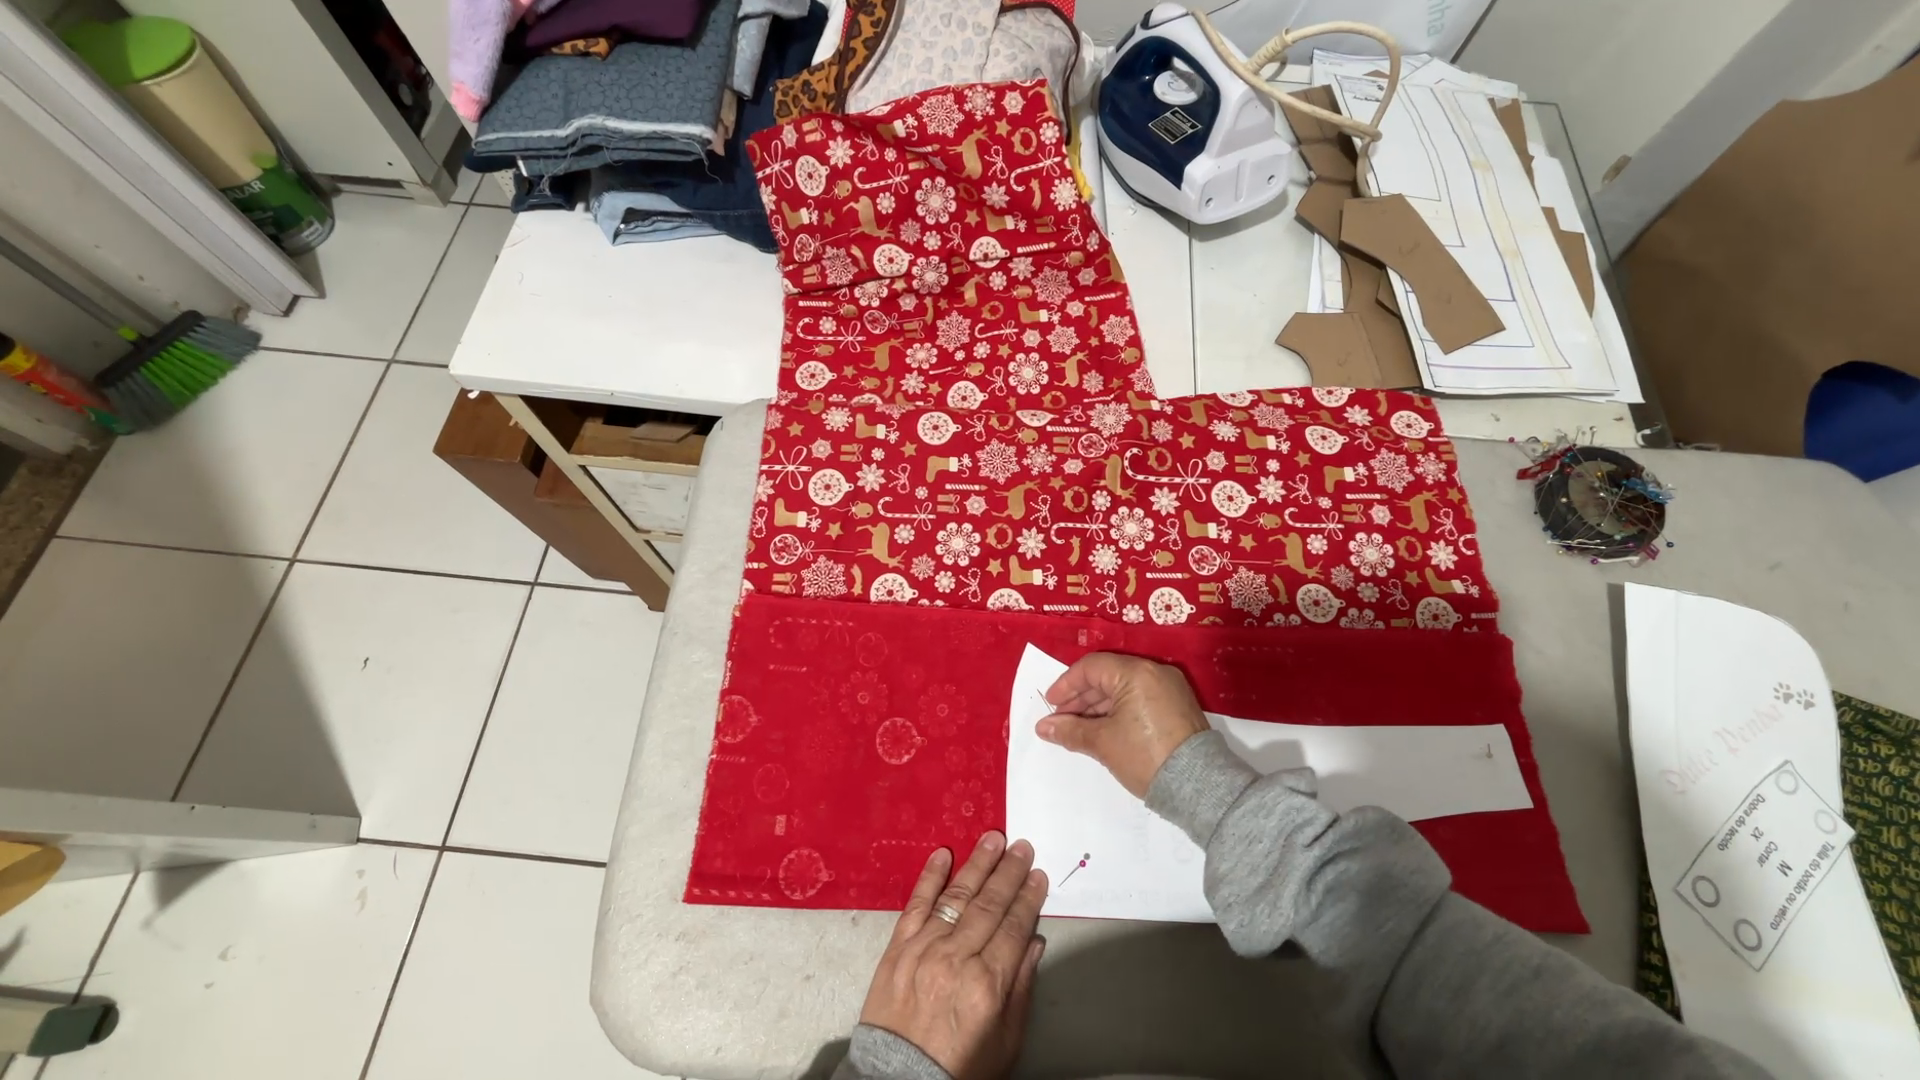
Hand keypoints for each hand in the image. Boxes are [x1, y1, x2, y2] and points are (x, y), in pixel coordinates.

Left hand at [859, 832, 1048, 1079]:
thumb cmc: (960, 1067)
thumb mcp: (1005, 1040)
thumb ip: (1020, 988)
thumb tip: (1034, 942)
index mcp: (986, 984)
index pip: (1013, 928)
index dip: (1028, 899)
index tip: (1039, 875)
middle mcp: (955, 959)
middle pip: (988, 906)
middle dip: (1008, 873)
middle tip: (1022, 846)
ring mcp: (922, 949)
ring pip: (955, 898)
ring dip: (976, 865)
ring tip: (992, 839)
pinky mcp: (896, 948)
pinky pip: (915, 905)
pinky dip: (929, 878)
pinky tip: (943, 855)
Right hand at [1038, 652, 1208, 796]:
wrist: (1197, 787)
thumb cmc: (1145, 756)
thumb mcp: (1103, 743)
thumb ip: (1070, 730)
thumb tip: (1043, 727)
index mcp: (1136, 673)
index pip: (1091, 667)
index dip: (1066, 685)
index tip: (1051, 706)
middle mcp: (1155, 673)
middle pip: (1107, 676)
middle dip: (1080, 699)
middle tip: (1061, 721)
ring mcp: (1169, 690)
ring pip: (1123, 689)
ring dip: (1097, 708)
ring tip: (1078, 731)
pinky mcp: (1177, 707)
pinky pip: (1139, 700)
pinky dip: (1117, 712)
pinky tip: (1102, 731)